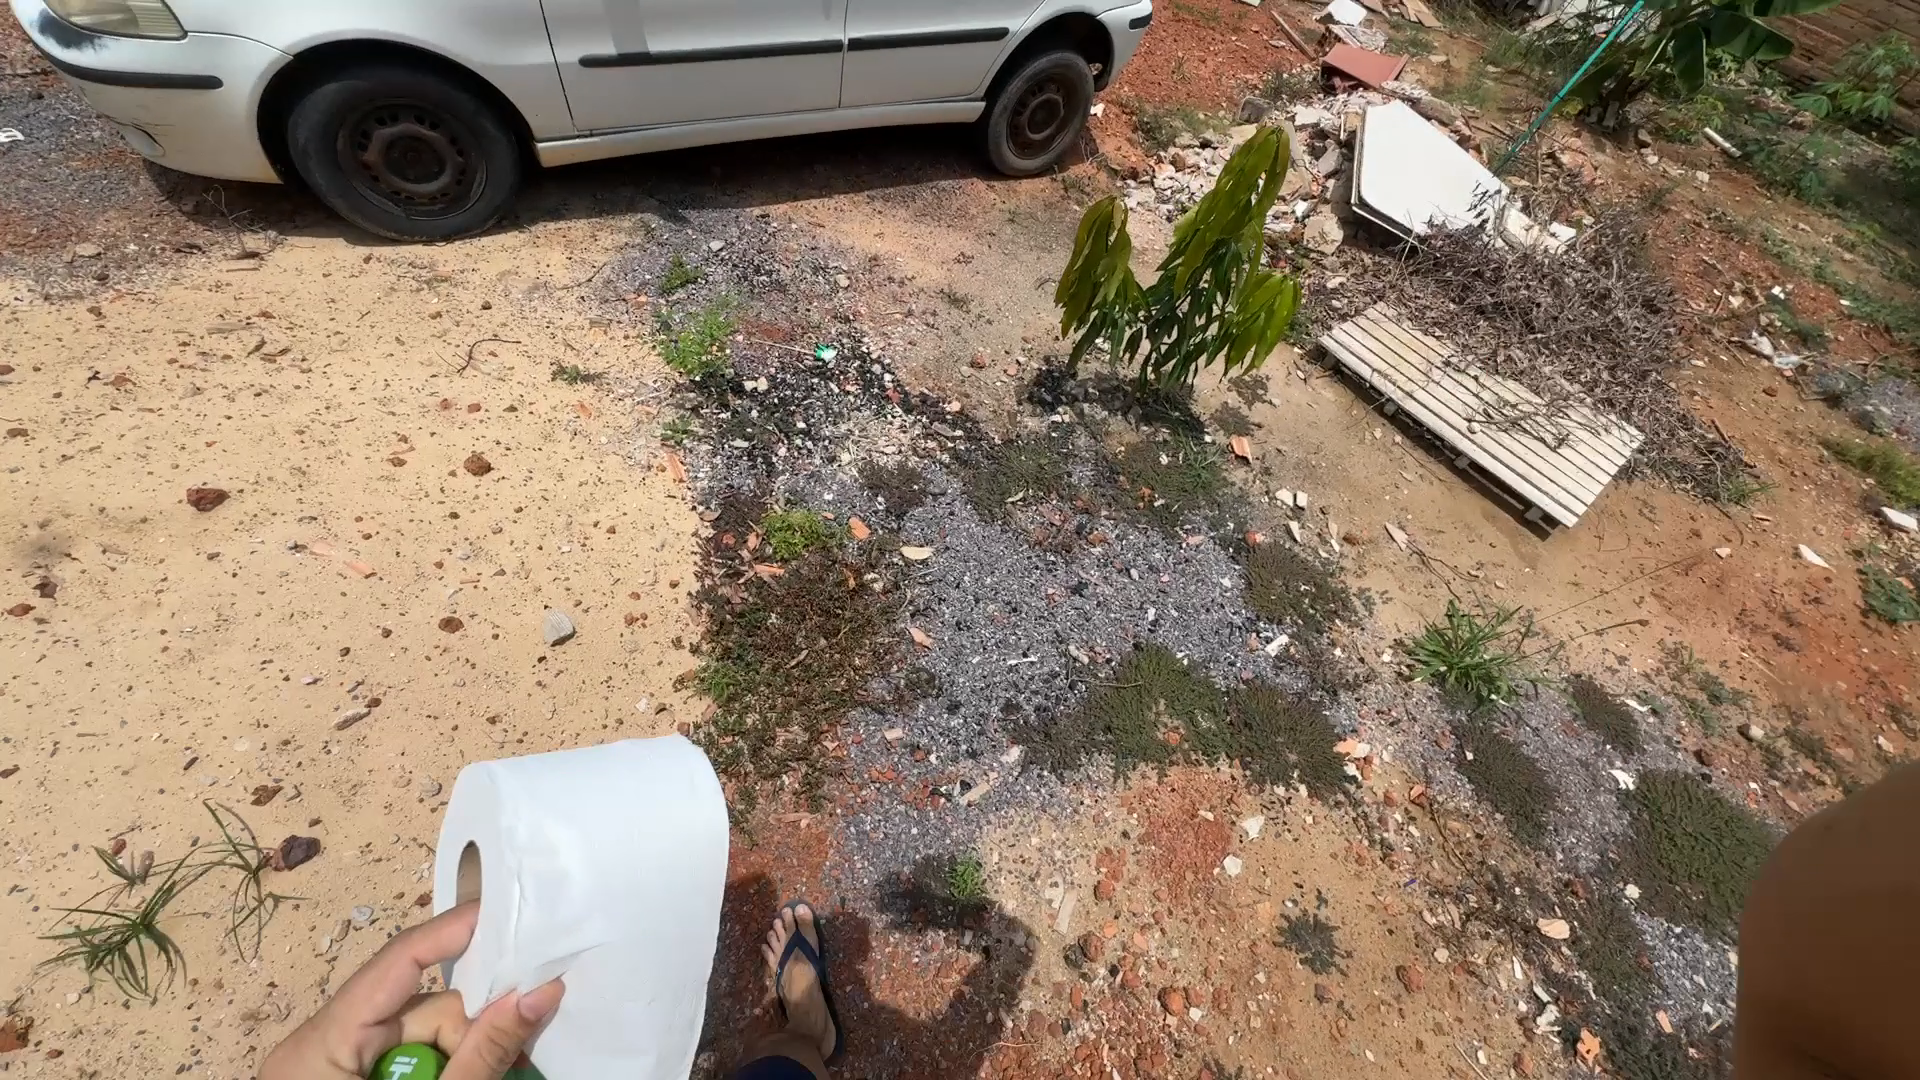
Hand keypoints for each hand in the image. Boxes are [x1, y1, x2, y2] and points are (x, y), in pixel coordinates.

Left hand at [261, 903, 563, 1079]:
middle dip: (480, 1027)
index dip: (461, 928)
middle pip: (429, 1007)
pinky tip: (484, 1077)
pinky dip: (455, 1070)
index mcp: (321, 1045)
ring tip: (513, 1074)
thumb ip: (483, 1056)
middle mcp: (328, 1045)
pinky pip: (420, 1060)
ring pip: (433, 1035)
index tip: (523, 914)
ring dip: (474, 1054)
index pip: (402, 956)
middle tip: (526, 1051)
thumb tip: (545, 988)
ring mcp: (341, 1068)